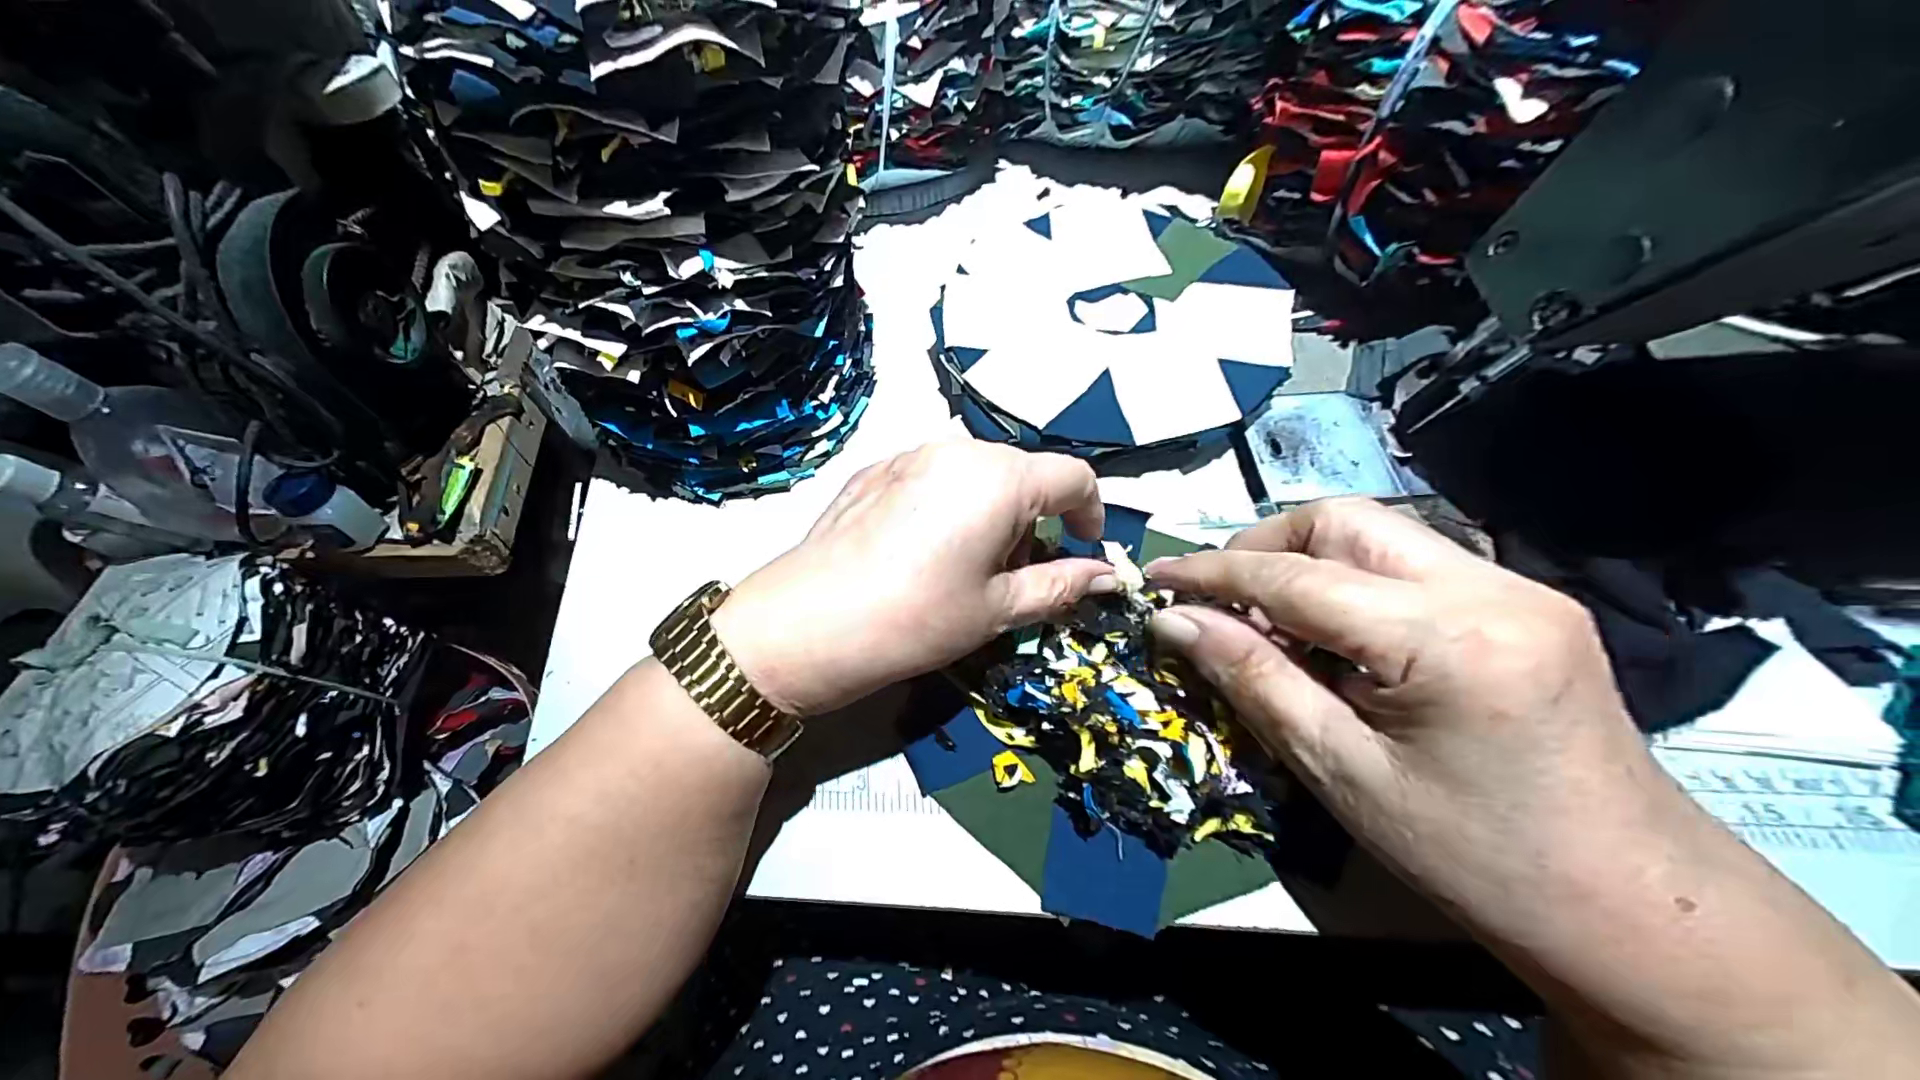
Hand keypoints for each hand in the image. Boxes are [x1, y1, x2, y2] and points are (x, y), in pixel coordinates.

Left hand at [710, 442, 1115, 716]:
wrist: (808, 623)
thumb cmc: (917, 618)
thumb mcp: (998, 608)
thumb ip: (1061, 584)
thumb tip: (1106, 575)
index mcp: (999, 478)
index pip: (1073, 477)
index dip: (1091, 512)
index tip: (1084, 549)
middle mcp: (957, 450)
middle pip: (1022, 473)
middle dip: (1034, 519)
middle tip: (1015, 574)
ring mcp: (910, 454)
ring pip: (976, 472)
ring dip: (992, 511)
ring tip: (966, 566)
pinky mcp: (874, 470)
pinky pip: (932, 476)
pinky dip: (950, 506)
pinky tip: (921, 552)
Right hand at [1143, 497, 1681, 932]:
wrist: (1636, 910)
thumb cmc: (1474, 857)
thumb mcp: (1341, 771)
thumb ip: (1253, 679)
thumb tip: (1173, 621)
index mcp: (1448, 638)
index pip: (1296, 577)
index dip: (1213, 573)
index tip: (1157, 579)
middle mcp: (1490, 587)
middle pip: (1341, 521)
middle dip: (1261, 548)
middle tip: (1215, 599)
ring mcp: (1517, 588)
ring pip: (1376, 532)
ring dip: (1303, 561)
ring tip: (1264, 618)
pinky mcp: (1525, 603)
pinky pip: (1409, 562)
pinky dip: (1348, 580)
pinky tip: (1329, 634)